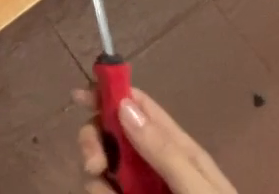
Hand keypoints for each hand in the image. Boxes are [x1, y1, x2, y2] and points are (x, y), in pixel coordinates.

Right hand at [74, 87, 235, 193]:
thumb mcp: (199, 191)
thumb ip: (165, 152)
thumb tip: (124, 106)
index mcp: (178, 151)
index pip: (139, 107)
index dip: (108, 94)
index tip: (79, 97)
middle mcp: (154, 165)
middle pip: (111, 133)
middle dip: (94, 141)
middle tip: (95, 164)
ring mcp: (140, 190)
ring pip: (101, 165)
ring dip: (95, 178)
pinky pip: (101, 192)